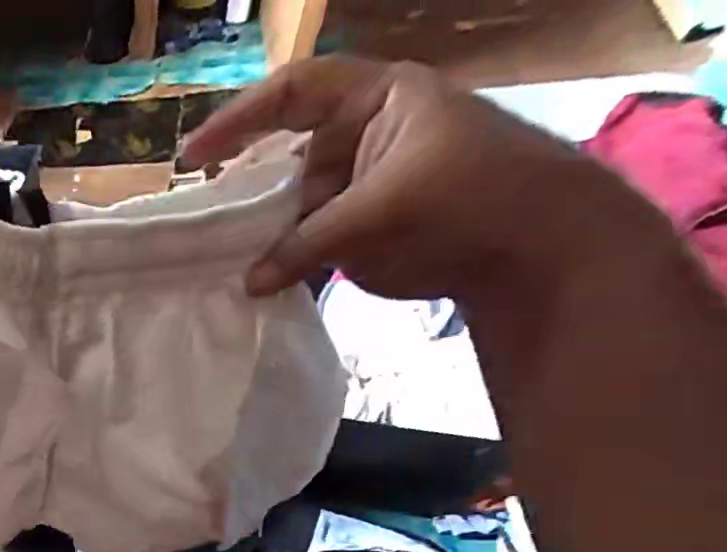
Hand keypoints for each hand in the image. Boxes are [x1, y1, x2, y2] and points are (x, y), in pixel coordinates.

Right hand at [178, 56, 666, 302]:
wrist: (533, 251)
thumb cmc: (466, 199)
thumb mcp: (378, 212)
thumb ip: (307, 244)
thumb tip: (249, 282)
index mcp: (375, 99)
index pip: (292, 95)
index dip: (238, 121)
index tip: (193, 158)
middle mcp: (363, 137)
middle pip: (288, 156)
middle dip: (248, 189)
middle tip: (205, 222)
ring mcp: (364, 188)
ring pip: (298, 206)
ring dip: (266, 234)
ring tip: (226, 259)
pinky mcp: (367, 234)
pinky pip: (315, 242)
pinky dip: (289, 261)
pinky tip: (261, 280)